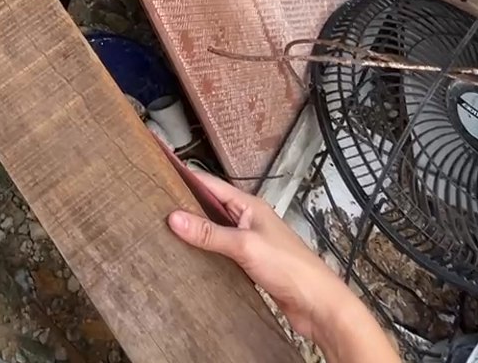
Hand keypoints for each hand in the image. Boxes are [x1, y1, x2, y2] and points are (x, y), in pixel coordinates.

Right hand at [168, 172, 394, 361]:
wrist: (320, 306)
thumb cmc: (291, 268)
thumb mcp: (245, 246)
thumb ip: (209, 233)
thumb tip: (175, 217)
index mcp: (248, 205)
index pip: (208, 183)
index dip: (184, 177)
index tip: (161, 171)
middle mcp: (247, 219)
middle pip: (209, 205)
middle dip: (185, 204)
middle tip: (156, 203)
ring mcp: (249, 240)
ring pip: (214, 229)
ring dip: (196, 229)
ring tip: (166, 228)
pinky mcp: (250, 262)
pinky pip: (221, 250)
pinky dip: (206, 250)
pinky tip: (191, 255)